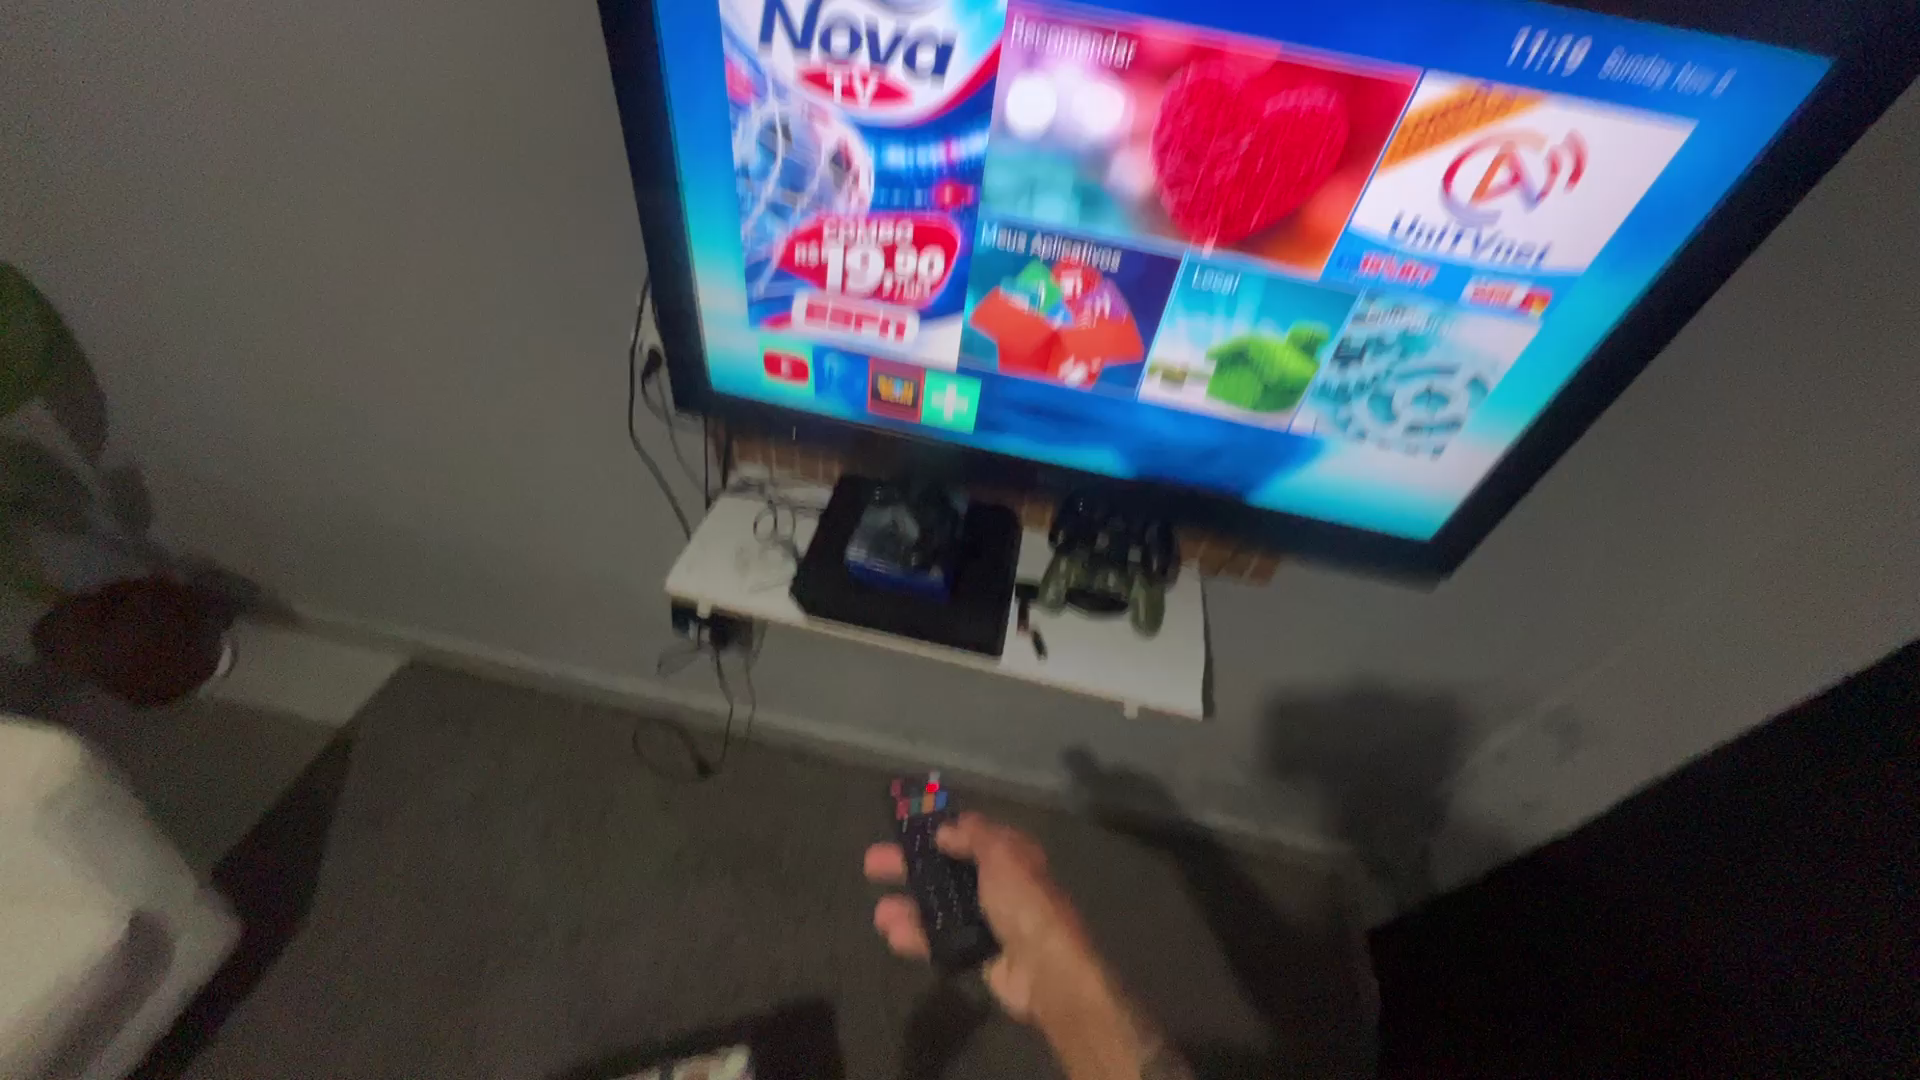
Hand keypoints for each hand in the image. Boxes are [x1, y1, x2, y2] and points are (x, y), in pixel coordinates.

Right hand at [864, 812, 1100, 1020]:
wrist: (1045, 968)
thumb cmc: (1023, 900)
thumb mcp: (1000, 854)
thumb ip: (972, 836)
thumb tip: (945, 829)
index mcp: (1009, 853)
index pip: (969, 833)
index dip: (939, 828)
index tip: (907, 826)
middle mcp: (997, 882)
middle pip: (946, 868)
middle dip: (910, 865)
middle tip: (873, 863)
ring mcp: (986, 919)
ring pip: (939, 907)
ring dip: (909, 906)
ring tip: (879, 913)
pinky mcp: (976, 952)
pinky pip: (941, 940)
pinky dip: (918, 937)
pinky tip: (894, 935)